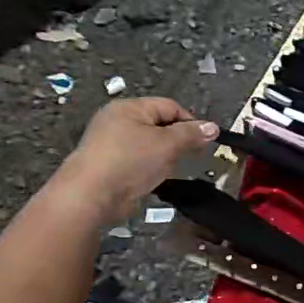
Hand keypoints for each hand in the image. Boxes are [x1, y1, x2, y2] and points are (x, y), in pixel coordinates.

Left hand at [47, 97, 217, 225]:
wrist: (91, 195)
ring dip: (163, 157)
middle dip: (176, 140)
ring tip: (169, 170)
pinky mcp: (108, 165)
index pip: (169, 107)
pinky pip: (137, 161)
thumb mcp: (167, 144)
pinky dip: (149, 168)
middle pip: (158, 125)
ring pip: (149, 145)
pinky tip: (154, 180)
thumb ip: (191, 134)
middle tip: (190, 157)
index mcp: (130, 107)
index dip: (190, 122)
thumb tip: (213, 127)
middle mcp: (118, 121)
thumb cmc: (130, 161)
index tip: (205, 141)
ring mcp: (111, 143)